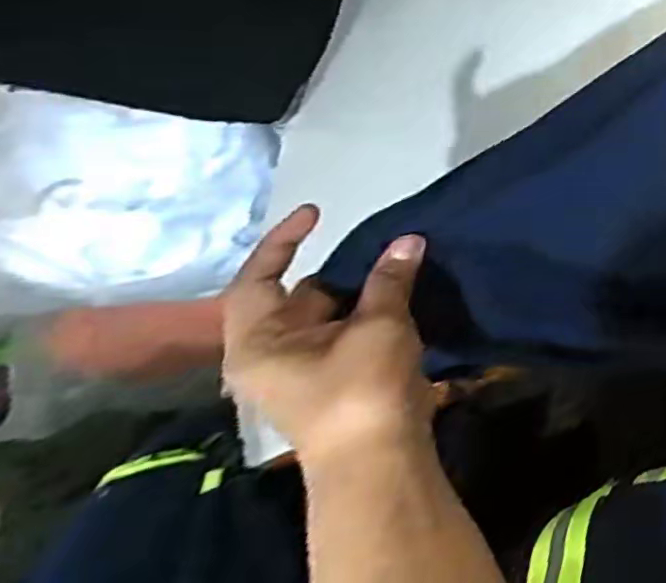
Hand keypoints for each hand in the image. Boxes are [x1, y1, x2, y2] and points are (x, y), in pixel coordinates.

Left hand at [221, 205, 433, 464]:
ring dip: (366, 286)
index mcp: (260, 343)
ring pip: (334, 310)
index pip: (256, 281)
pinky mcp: (338, 372)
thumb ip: (390, 279)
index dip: (281, 243)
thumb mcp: (378, 325)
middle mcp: (274, 352)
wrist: (380, 453)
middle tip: (385, 242)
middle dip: (345, 267)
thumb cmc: (360, 387)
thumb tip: (408, 239)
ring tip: (403, 260)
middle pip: (304, 293)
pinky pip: (352, 326)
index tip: (316, 213)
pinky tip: (407, 292)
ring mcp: (307, 365)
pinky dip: (375, 306)